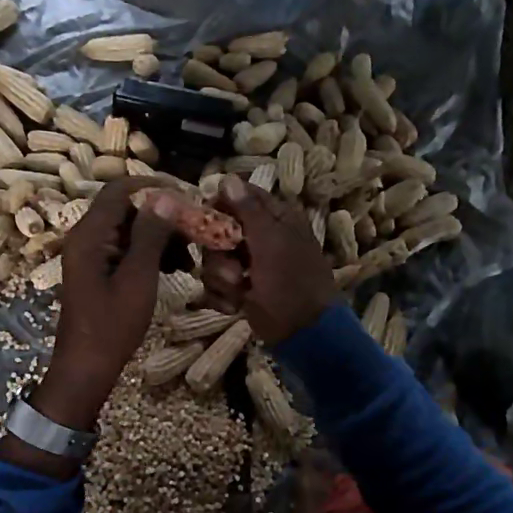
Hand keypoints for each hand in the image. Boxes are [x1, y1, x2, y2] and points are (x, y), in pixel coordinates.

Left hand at [32, 178, 172, 429]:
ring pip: (128, 232)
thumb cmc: (112, 325)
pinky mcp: (96, 272)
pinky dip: (148, 255)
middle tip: (194, 233)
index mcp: (89, 234)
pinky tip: (172, 270)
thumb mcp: (137, 278)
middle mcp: (85, 238)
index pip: (120, 190)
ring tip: (187, 260)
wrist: (85, 367)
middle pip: (126, 210)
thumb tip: (166, 197)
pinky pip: (124, 251)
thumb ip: (151, 235)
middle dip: (161, 218)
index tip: (187, 196)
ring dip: (158, 238)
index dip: (153, 187)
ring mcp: (89, 256)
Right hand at [202, 176, 336, 343]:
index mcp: (275, 219)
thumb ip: (248, 210)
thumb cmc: (291, 283)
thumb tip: (227, 178)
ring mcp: (250, 266)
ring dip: (221, 279)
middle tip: (234, 270)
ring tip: (239, 292)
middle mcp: (260, 238)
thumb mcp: (271, 242)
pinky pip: (216, 286)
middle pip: (219, 231)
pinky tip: (235, 307)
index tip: (210, 222)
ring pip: (214, 261)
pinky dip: (223, 298)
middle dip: (219, 254)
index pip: (240, 196)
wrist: (303, 334)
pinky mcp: (241, 291)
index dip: (221, 207)